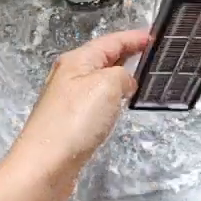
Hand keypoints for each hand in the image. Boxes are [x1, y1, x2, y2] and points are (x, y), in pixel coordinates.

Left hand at [0, 28, 151, 200]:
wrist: (44, 164)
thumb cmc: (76, 120)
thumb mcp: (107, 86)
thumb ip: (122, 76)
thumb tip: (126, 82)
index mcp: (77, 60)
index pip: (110, 41)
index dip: (133, 37)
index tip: (155, 36)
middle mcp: (70, 75)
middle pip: (103, 57)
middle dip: (127, 53)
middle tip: (153, 54)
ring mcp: (68, 99)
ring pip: (99, 78)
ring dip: (120, 75)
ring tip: (143, 77)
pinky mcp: (70, 121)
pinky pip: (96, 99)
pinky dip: (112, 96)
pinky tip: (121, 104)